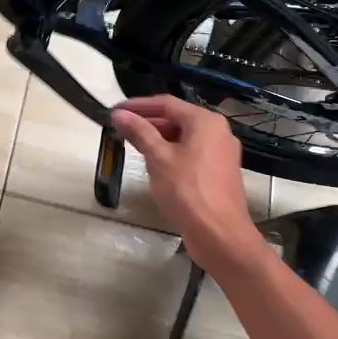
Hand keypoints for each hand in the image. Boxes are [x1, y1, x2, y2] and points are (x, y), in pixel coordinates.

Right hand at [110, 95, 263, 275]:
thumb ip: (139, 132)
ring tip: (134, 146)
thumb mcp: (158, 159)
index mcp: (205, 121)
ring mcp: (222, 153)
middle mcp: (218, 131)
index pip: (166, 103)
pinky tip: (155, 166)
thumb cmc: (188, 191)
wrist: (220, 234)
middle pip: (177, 118)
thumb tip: (120, 114)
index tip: (115, 110)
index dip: (138, 105)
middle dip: (148, 122)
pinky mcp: (220, 172)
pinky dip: (173, 154)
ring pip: (184, 137)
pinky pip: (192, 154)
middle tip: (121, 128)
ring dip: (159, 139)